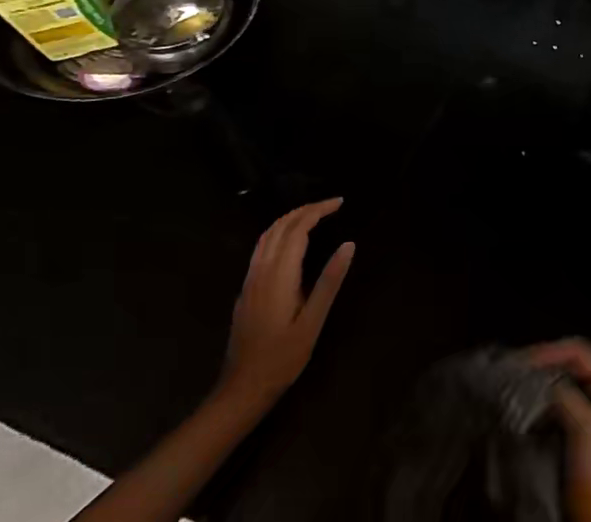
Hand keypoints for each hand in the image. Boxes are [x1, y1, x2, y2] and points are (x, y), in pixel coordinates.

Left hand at [215, 198, 354, 405]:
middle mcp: (261, 271)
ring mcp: (250, 280)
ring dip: (290, 218)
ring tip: (313, 214)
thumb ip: (329, 281)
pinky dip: (278, 233)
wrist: (242, 388)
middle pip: (280, 227)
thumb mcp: (313, 321)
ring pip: (266, 236)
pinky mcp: (246, 290)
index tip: (340, 203)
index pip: (298, 229)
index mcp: (279, 275)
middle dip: (305, 209)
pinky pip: (261, 248)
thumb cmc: (283, 357)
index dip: (318, 210)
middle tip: (331, 205)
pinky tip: (290, 241)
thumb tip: (349, 244)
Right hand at [529, 339, 590, 521]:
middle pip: (574, 360)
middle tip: (522, 365)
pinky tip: (532, 397)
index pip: (580, 352)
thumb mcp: (586, 433)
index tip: (528, 360)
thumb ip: (570, 399)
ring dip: (545, 374)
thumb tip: (552, 383)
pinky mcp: (583, 421)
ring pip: (567, 375)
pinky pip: (562, 394)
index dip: (552, 352)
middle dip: (547, 360)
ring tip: (524, 378)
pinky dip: (546, 390)